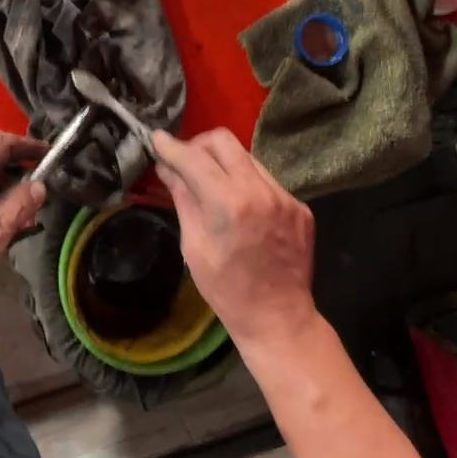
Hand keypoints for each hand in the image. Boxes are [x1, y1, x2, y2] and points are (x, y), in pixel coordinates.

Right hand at [151, 129, 317, 347]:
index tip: (157, 140)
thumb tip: (167, 168)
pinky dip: (247, 185)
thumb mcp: (194, 246)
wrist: (278, 317)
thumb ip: (183, 199)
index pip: (195, 158)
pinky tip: (241, 208)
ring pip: (247, 157)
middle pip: (224, 141)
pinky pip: (267, 180)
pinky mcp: (299, 206)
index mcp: (230, 204)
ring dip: (224, 164)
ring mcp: (285, 197)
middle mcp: (261, 191)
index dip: (172, 147)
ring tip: (212, 184)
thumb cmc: (226, 289)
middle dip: (198, 145)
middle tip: (184, 160)